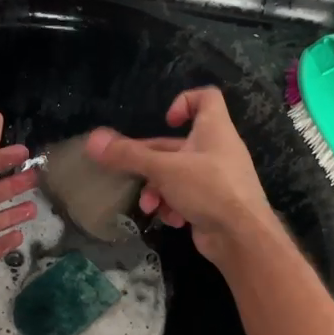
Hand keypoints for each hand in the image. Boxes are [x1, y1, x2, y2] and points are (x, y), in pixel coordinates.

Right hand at [85, 87, 280, 264]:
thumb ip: (128, 156)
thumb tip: (92, 140)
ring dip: (158, 190)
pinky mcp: (212, 204)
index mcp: (214, 129)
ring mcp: (216, 179)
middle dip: (152, 162)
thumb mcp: (164, 169)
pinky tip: (171, 220)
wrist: (241, 237)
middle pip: (178, 145)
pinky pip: (186, 197)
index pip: (206, 97)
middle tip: (129, 172)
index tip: (166, 120)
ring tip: (150, 206)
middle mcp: (216, 150)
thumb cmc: (208, 189)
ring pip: (177, 175)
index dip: (184, 101)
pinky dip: (174, 206)